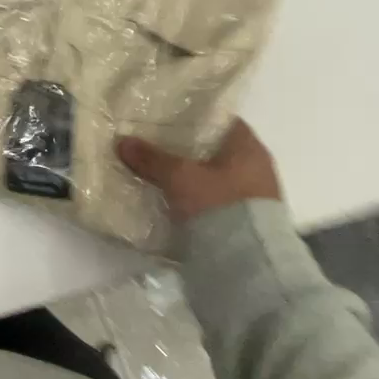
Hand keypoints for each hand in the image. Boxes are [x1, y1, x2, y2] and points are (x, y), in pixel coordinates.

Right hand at [116, 119, 280, 224]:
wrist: (249, 262)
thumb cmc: (219, 204)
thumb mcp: (179, 177)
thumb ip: (151, 158)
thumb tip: (122, 141)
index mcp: (248, 147)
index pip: (220, 119)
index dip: (193, 115)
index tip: (165, 116)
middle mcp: (256, 166)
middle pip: (214, 147)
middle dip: (185, 146)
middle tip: (152, 141)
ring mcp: (252, 194)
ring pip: (212, 173)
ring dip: (189, 172)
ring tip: (155, 169)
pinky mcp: (244, 218)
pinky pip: (213, 196)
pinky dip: (193, 193)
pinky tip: (170, 195)